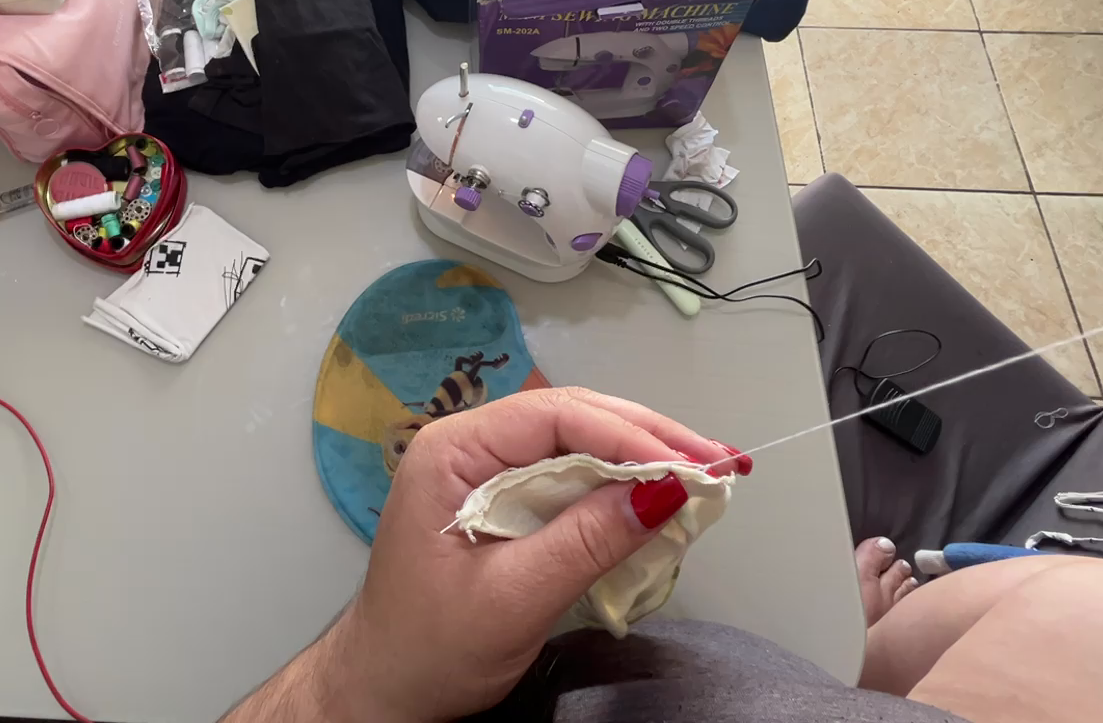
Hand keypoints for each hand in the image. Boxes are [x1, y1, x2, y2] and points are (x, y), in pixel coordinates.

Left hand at [222, 387, 748, 722]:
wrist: (384, 687)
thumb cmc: (430, 647)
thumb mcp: (511, 599)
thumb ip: (585, 542)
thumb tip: (666, 492)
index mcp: (453, 448)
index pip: (551, 416)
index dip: (626, 435)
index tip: (690, 465)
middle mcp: (471, 441)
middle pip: (569, 416)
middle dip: (645, 435)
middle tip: (718, 459)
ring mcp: (488, 465)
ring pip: (575, 440)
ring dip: (640, 454)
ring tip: (705, 470)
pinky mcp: (507, 494)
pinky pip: (570, 473)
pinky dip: (618, 483)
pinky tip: (659, 492)